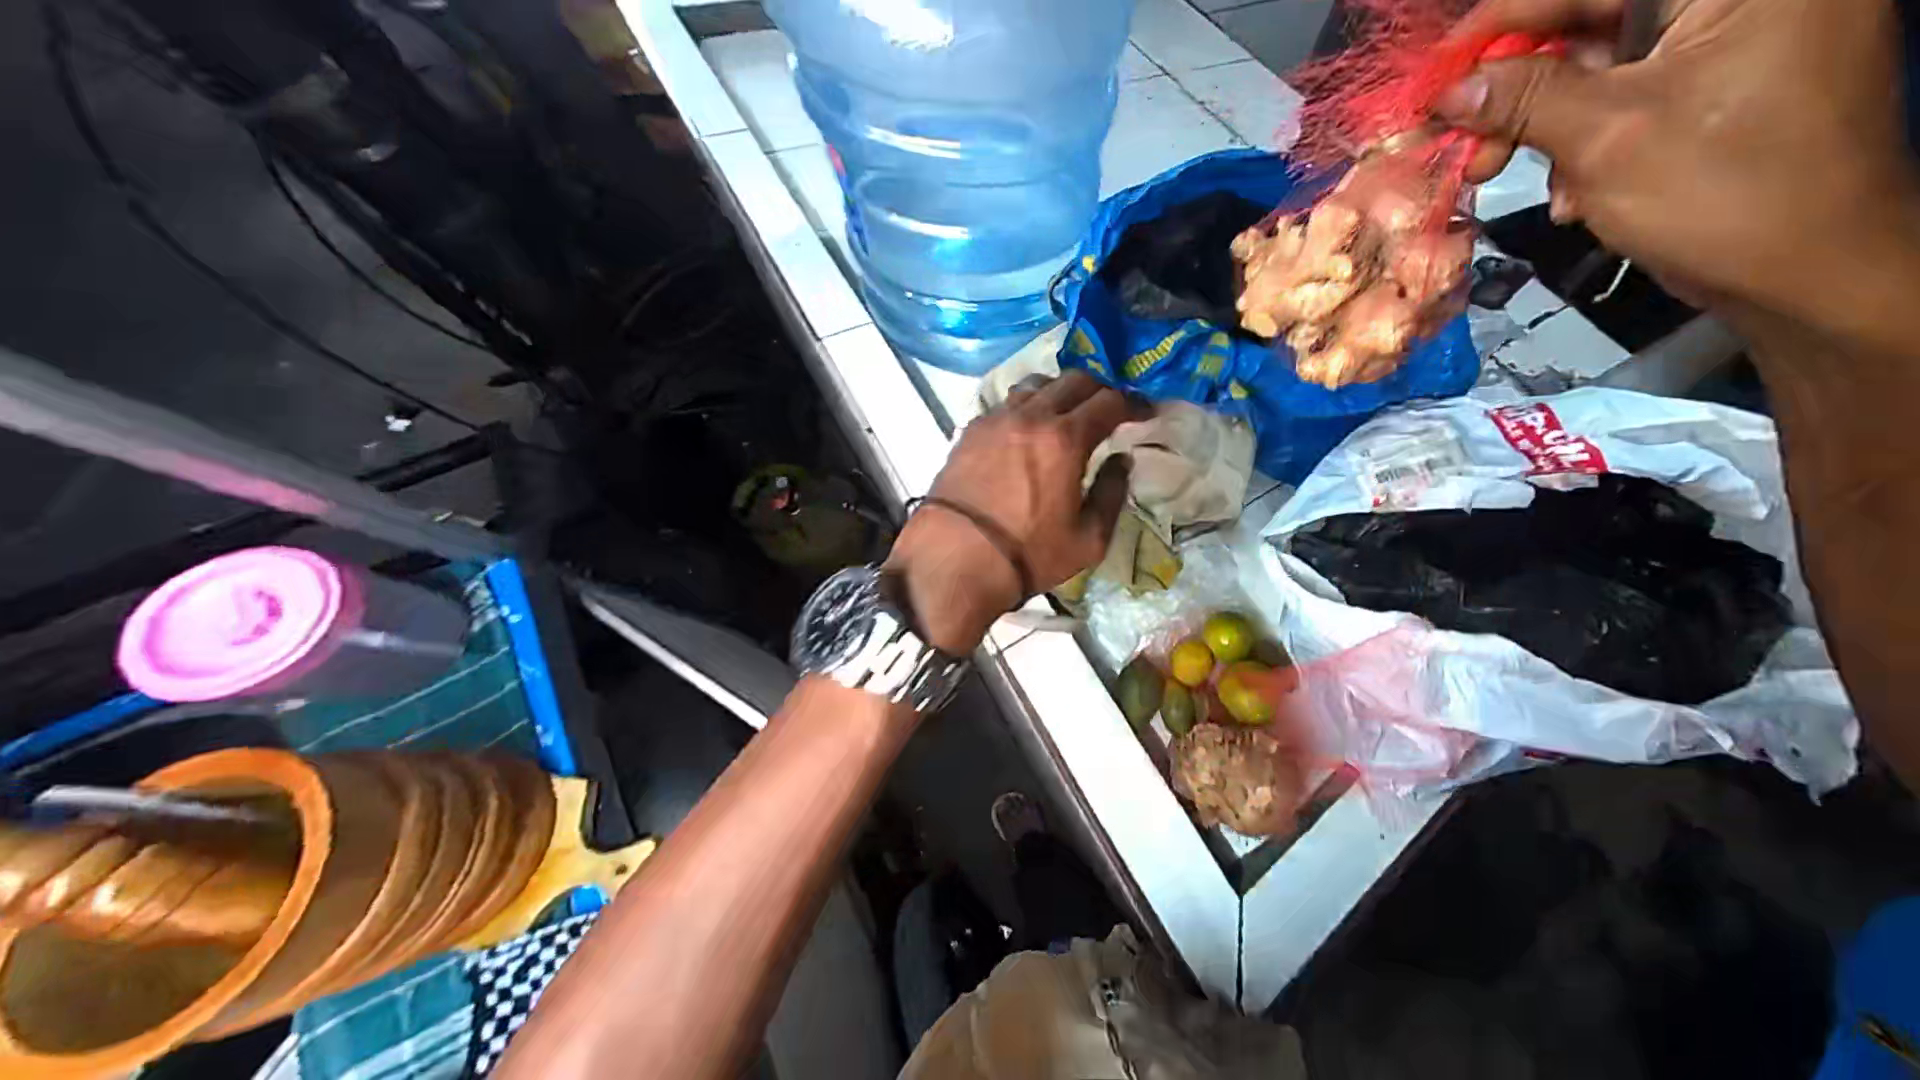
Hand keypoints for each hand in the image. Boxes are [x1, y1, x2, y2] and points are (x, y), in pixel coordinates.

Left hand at [884, 373, 1140, 653]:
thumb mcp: (1088, 540)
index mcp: (1065, 439)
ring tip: (1066, 416)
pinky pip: (1005, 405)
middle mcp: (1030, 417)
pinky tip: (1026, 432)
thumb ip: (1112, 494)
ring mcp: (995, 420)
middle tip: (1109, 411)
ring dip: (1059, 393)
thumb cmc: (1026, 556)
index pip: (1110, 401)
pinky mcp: (968, 432)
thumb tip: (1121, 462)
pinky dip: (1025, 408)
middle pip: (1073, 380)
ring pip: (1035, 385)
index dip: (1134, 403)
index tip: (1145, 413)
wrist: (952, 562)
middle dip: (1099, 391)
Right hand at [1437, 0, 1919, 335]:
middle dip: (1517, 85)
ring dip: (1538, 124)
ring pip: (1601, 65)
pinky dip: (1578, 141)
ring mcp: (1735, 42)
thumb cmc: (1720, 192)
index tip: (1440, 70)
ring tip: (1497, 173)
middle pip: (1596, 20)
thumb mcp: (1604, 139)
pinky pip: (1625, 97)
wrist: (1808, 269)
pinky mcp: (1719, 88)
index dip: (1505, 21)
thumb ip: (1524, 100)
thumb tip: (1450, 89)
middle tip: (1465, 138)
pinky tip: (1568, 188)